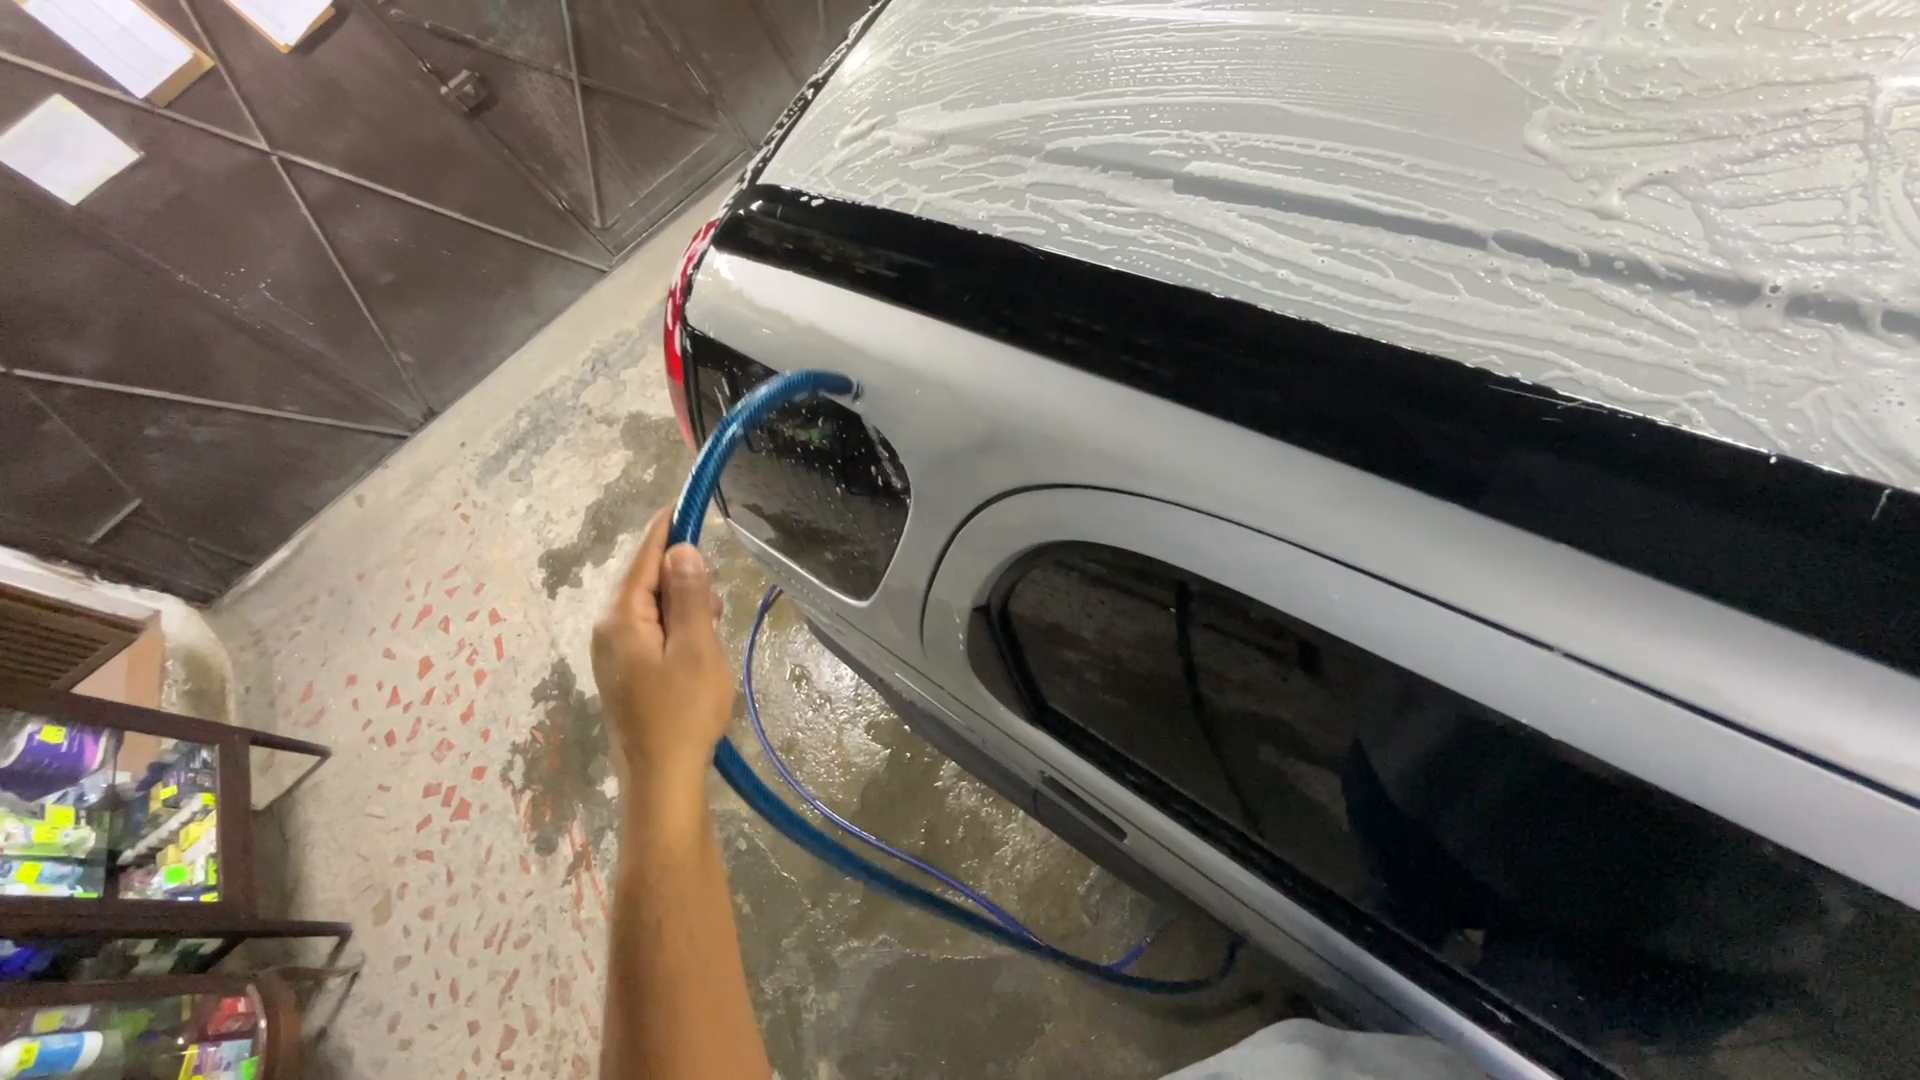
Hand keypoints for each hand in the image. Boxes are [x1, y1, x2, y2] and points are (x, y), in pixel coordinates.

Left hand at [593, 509, 732, 796]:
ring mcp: (613, 654)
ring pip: (654, 611)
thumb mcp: (697, 649)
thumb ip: (688, 595)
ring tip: (710, 647)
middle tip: (716, 614)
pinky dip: (678, 634)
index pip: (645, 558)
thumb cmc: (684, 712)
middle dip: (685, 585)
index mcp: (621, 618)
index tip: (686, 501)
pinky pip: (652, 634)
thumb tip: (681, 548)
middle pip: (649, 583)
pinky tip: (697, 660)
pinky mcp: (624, 674)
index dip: (669, 529)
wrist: (661, 779)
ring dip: (685, 614)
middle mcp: (608, 630)